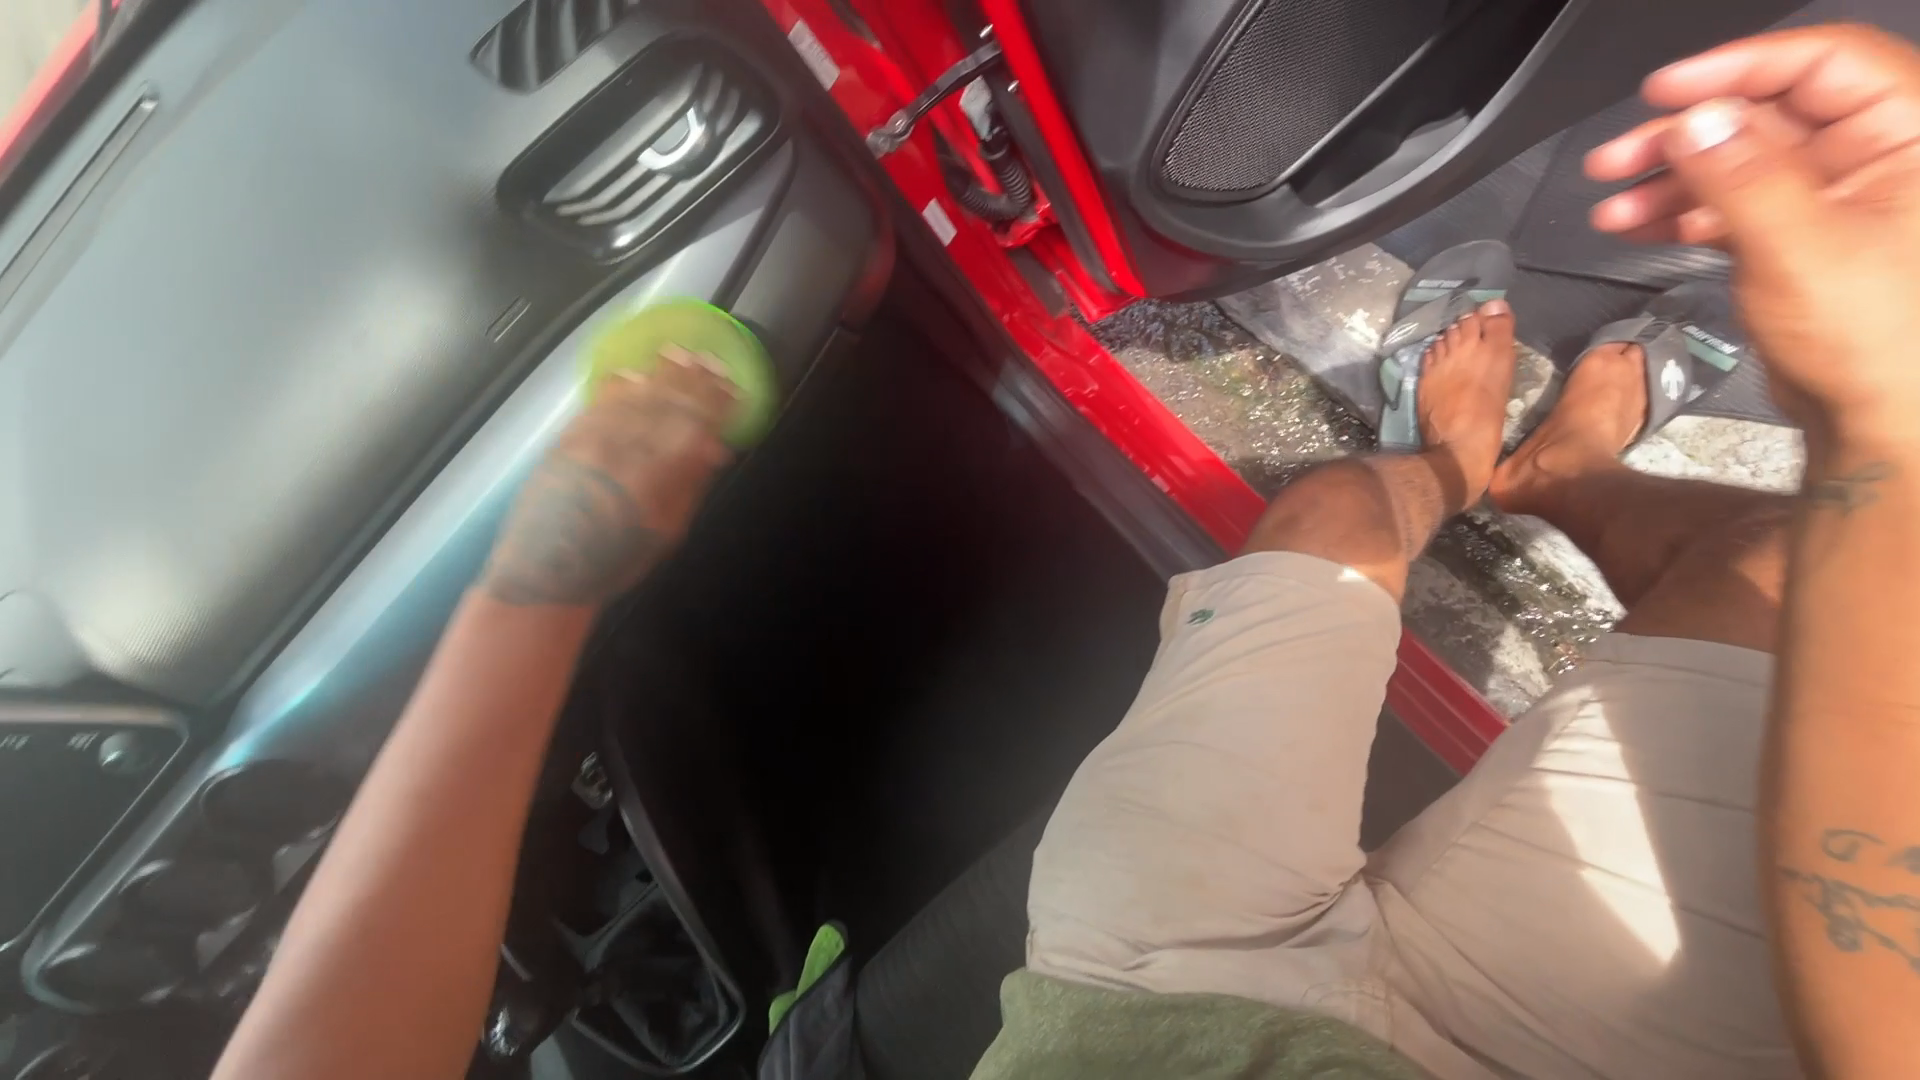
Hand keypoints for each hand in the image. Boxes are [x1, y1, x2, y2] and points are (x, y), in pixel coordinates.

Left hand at [479, 348, 737, 606]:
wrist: (546, 571)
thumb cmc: (617, 561)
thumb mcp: (666, 531)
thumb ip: (689, 485)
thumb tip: (715, 449)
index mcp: (655, 478)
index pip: (694, 427)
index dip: (717, 404)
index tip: (734, 388)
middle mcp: (623, 451)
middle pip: (665, 405)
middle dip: (692, 381)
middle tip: (711, 360)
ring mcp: (590, 441)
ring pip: (632, 398)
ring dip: (659, 374)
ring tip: (679, 354)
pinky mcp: (565, 440)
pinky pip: (597, 404)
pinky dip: (617, 386)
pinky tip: (631, 374)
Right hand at [1585, 25, 1919, 446]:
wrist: (1875, 407)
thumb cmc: (1868, 333)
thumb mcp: (1799, 246)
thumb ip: (1744, 178)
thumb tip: (1696, 121)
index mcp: (1908, 136)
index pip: (1824, 67)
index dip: (1741, 68)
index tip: (1663, 90)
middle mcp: (1874, 156)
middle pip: (1765, 117)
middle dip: (1682, 137)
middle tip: (1612, 160)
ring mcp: (1830, 198)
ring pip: (1736, 164)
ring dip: (1666, 181)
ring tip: (1608, 208)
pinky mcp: (1793, 236)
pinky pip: (1728, 205)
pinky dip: (1678, 213)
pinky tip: (1635, 226)